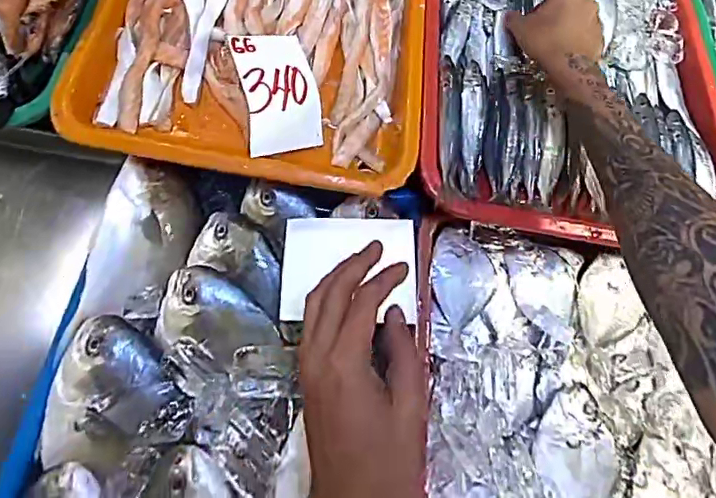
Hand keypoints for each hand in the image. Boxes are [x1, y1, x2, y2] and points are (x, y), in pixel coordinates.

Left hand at [300, 242, 426, 497]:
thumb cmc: (386, 468)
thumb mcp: (410, 412)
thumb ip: (405, 356)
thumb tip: (394, 315)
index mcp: (343, 363)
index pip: (361, 303)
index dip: (383, 279)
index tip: (402, 267)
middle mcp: (316, 357)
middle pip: (330, 293)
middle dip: (353, 264)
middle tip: (376, 247)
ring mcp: (306, 365)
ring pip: (314, 303)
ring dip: (336, 277)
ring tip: (360, 261)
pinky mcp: (306, 375)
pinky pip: (311, 322)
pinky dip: (327, 299)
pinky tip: (345, 297)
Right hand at [505, 0, 603, 70]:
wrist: (567, 67)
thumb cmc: (550, 43)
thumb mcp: (520, 26)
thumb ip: (514, 17)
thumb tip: (511, 18)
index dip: (540, 8)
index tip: (534, 17)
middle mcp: (586, 4)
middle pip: (567, 6)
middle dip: (555, 16)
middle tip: (542, 28)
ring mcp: (596, 22)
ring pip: (577, 21)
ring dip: (566, 28)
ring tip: (550, 41)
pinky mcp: (600, 39)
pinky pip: (584, 36)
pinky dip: (574, 41)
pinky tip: (561, 49)